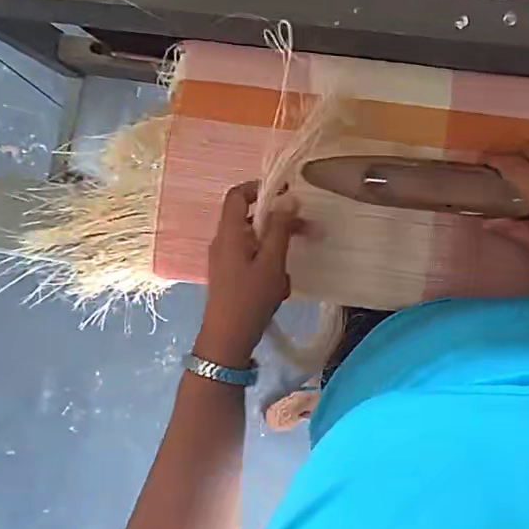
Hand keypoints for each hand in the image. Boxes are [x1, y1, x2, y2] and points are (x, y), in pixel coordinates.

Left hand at [194, 181, 300, 367]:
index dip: (260, 188)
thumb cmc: (250, 298)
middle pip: (250, 218)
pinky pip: (252, 260)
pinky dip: (268, 267)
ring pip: (255, 242)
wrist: (227, 339)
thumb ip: (280, 228)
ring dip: (275, 251)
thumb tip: (288, 198)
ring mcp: (225, 260)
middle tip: (304, 230)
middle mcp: (223, 242)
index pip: (237, 195)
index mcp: (229, 233)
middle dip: (277, 224)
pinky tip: (279, 287)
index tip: (286, 193)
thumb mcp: (271, 261)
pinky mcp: (230, 276)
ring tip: (287, 273)